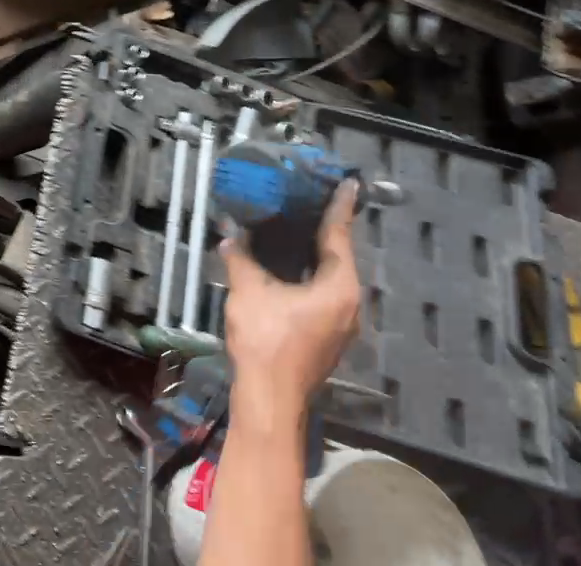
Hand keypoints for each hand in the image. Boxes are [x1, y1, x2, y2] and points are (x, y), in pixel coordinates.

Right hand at [220, 180, 360, 430]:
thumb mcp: (248, 291)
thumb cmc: (265, 338)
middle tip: (310, 203)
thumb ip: (241, 259)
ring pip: (331, 278)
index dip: (340, 209)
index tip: (349, 185)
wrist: (270, 395)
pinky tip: (287, 269)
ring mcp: (342, 322)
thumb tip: (231, 235)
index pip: (339, 237)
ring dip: (314, 256)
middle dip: (324, 231)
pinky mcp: (328, 335)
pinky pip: (323, 293)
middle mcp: (350, 302)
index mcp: (338, 287)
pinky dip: (309, 275)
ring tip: (296, 231)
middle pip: (339, 257)